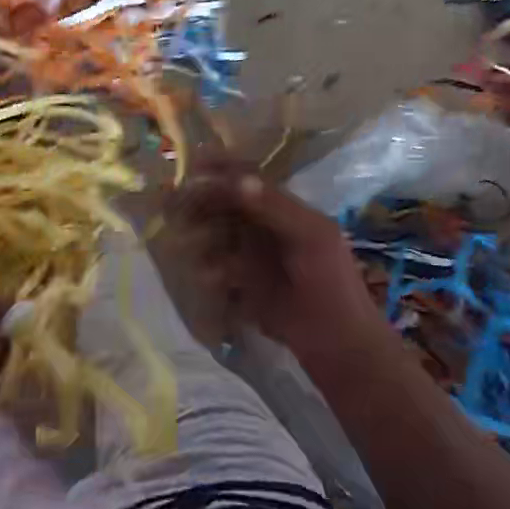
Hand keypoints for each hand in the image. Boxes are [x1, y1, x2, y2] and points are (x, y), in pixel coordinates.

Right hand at [178, 171, 385, 355]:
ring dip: (199, 238)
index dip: (221, 169)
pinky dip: (208, 269)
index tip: (192, 167)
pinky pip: (215, 269)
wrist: (335, 341)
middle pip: (223, 206)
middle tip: (173, 209)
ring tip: (188, 245)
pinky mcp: (241, 285)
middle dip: (200, 205)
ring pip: (214, 236)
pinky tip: (210, 279)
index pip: (247, 179)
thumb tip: (237, 179)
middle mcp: (264, 227)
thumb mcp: (310, 236)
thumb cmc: (331, 283)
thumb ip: (275, 207)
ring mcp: (251, 257)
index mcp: (284, 209)